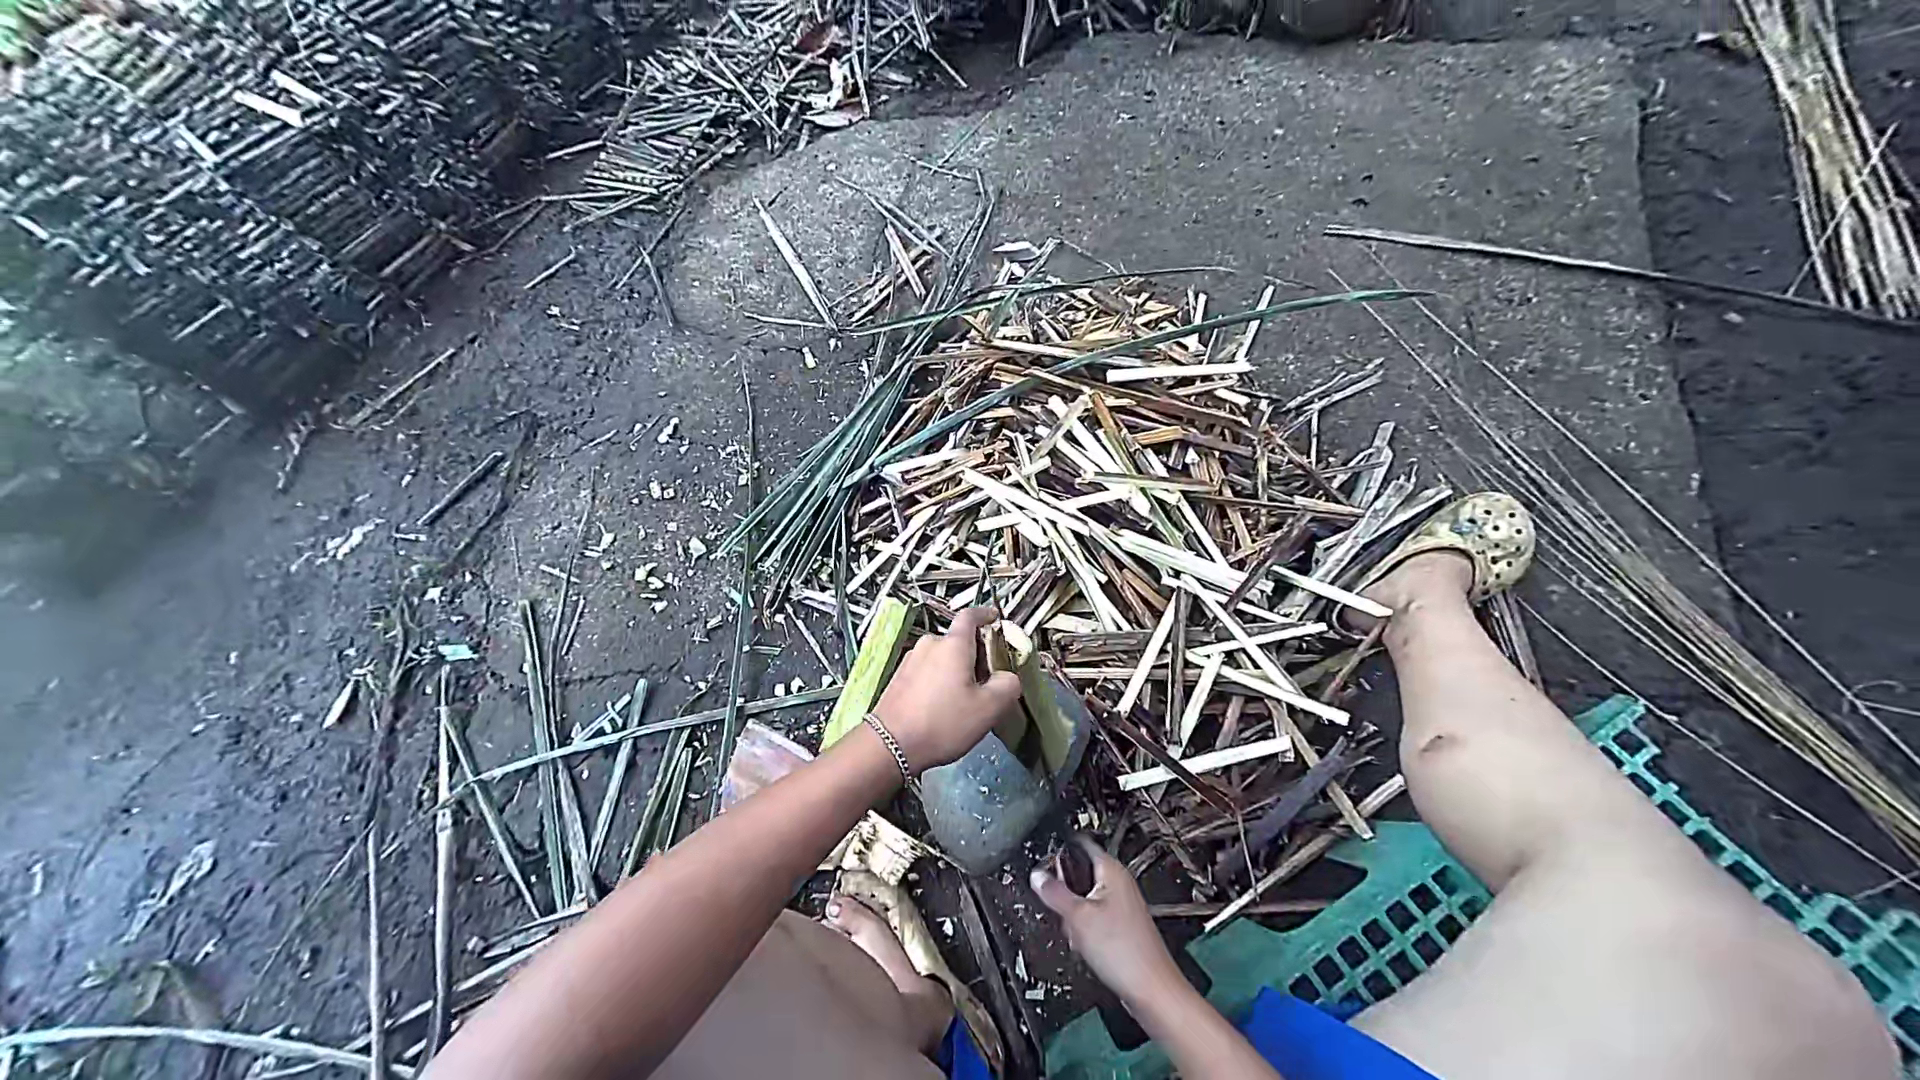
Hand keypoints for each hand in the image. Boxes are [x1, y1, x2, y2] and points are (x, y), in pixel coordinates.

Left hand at [872, 606, 1021, 772]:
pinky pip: (928, 670)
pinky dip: (940, 681)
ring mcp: (911, 660)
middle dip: (977, 656)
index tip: (995, 619)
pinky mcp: (899, 677)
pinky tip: (942, 708)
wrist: (890, 745)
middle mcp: (930, 645)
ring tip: (965, 701)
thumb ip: (1008, 685)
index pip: (971, 616)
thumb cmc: (942, 722)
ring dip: (957, 671)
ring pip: (943, 657)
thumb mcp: (989, 708)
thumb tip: (1008, 677)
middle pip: (959, 641)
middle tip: (988, 683)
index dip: (986, 615)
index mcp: (953, 644)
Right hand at [1031, 836, 1182, 1003]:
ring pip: (1083, 900)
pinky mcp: (1121, 927)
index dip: (1058, 853)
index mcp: (1111, 869)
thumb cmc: (1125, 952)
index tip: (1045, 866)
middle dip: (1065, 895)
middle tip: (1066, 913)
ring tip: (1079, 934)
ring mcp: (1121, 905)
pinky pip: (1093, 920)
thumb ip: (1053, 892)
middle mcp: (1119, 883)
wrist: (1151, 991)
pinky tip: (1087, 947)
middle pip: (1078, 875)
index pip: (1079, 844)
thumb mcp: (1077, 917)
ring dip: (1074, 917)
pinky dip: (1085, 932)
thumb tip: (1037, 876)